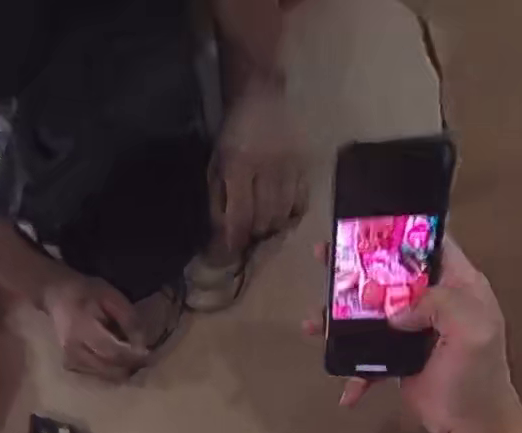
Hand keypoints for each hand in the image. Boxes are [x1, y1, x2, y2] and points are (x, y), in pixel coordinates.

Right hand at [39, 272, 148, 379]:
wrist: (57, 295)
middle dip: (130, 367)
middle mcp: (74, 348)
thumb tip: (143, 345)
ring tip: (135, 362)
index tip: (149, 356)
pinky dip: (111, 371)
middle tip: (146, 362)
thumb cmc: (86, 292)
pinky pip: (97, 374)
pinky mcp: (71, 364)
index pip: (112, 351)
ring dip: (122, 371)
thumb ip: (129, 320)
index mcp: (82, 327)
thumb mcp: (111, 297)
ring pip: (103, 375)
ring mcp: (71, 358)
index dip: (132, 357)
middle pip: (108, 368)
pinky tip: (120, 362)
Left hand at [211, 78, 307, 258]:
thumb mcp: (216, 165)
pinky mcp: (305, 163)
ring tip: (263, 229)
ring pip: (284, 214)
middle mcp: (267, 168)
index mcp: (239, 166)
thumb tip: (223, 235)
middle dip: (253, 235)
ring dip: (272, 228)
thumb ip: (219, 200)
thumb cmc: (233, 133)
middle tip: (247, 238)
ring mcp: (290, 166)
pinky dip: (292, 215)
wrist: (262, 92)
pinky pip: (302, 201)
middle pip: (264, 220)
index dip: (235, 240)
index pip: (239, 217)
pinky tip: (283, 217)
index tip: (231, 252)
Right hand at [330, 237, 521, 432]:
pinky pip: (366, 357)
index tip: (366, 226)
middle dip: (356, 270)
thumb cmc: (478, 377)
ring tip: (312, 323)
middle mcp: (432, 303)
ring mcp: (411, 332)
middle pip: (389, 276)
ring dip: (340, 321)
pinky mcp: (396, 360)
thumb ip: (439, 305)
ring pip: (370, 315)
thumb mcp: (473, 331)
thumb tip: (394, 309)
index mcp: (457, 286)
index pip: (429, 245)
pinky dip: (352, 372)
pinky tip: (346, 390)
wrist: (471, 425)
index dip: (400, 233)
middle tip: (324, 259)